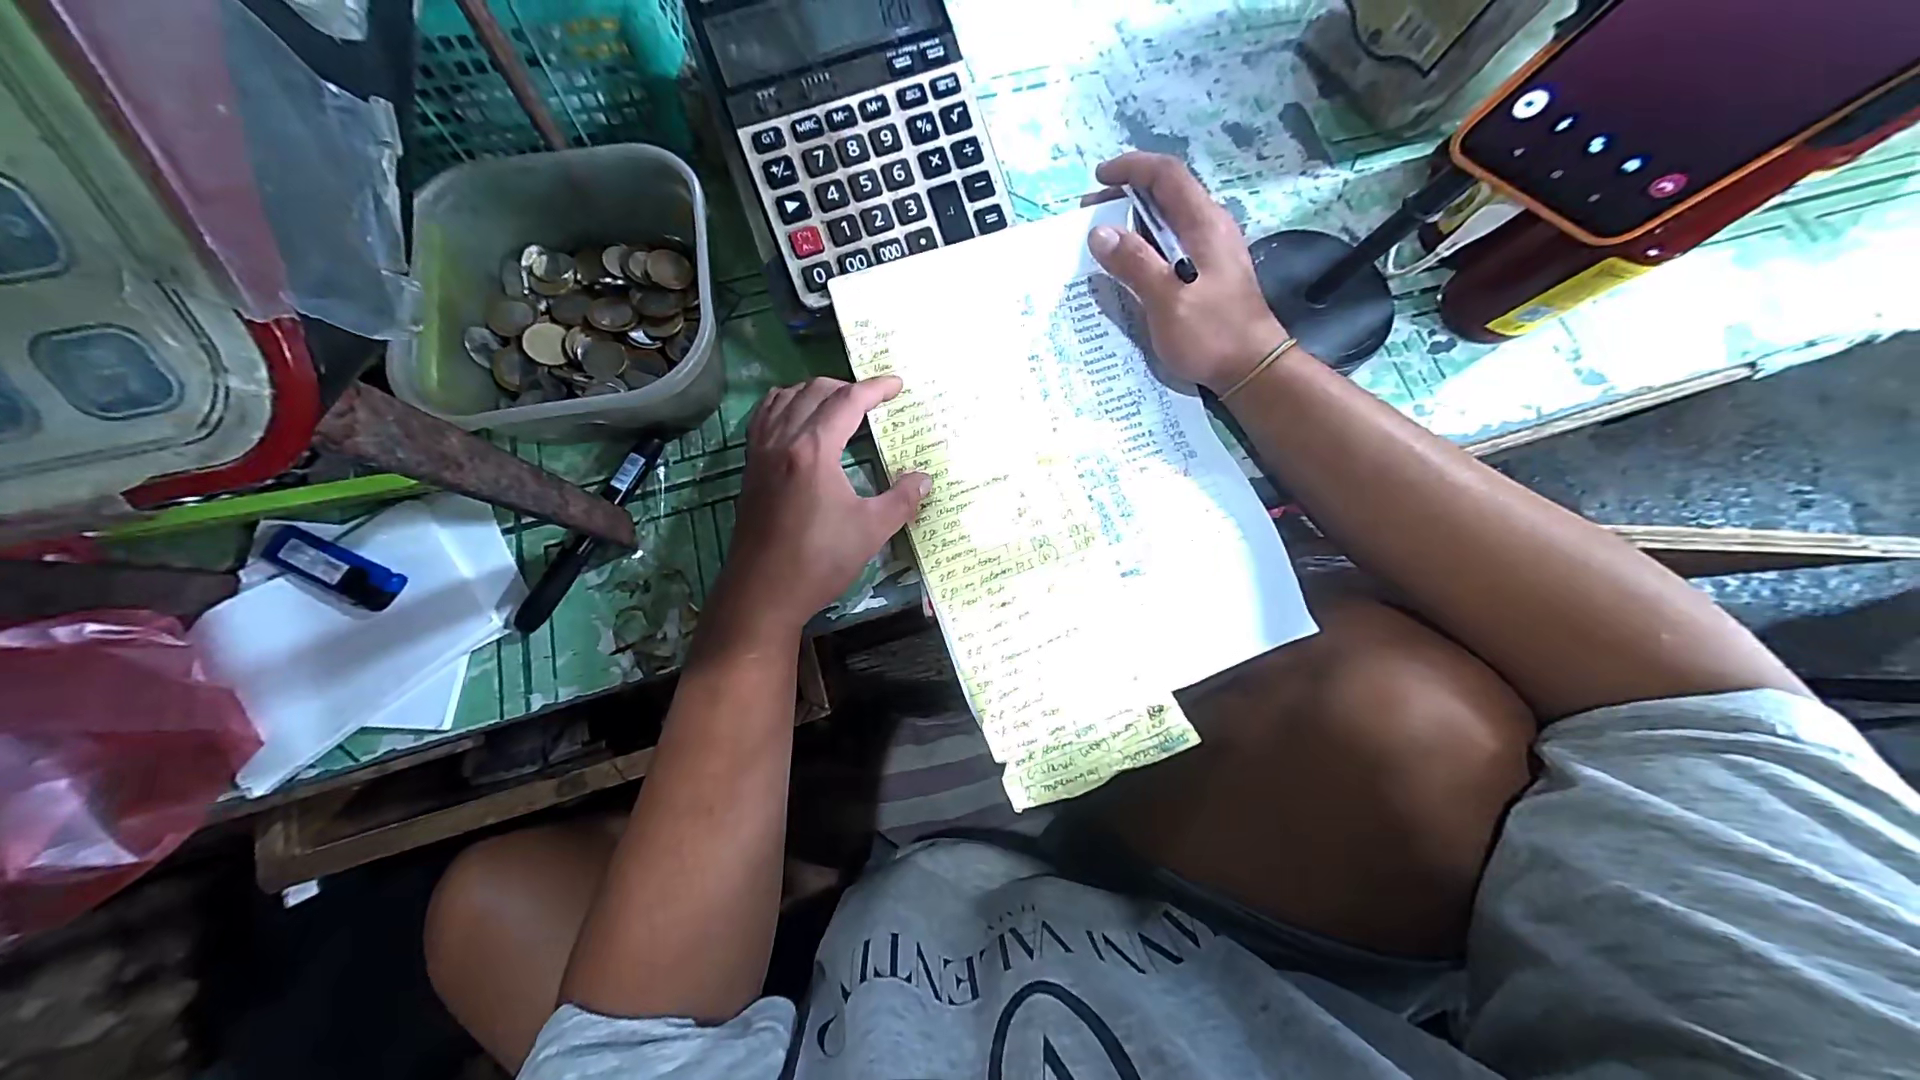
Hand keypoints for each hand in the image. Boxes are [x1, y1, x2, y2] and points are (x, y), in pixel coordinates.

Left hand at [707, 377, 930, 638]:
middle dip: (847, 387)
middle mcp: (782, 440)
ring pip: (784, 398)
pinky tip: (796, 422)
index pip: (847, 401)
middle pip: (814, 391)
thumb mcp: (872, 530)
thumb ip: (902, 499)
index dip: (875, 388)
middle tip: (872, 401)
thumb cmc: (819, 561)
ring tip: (837, 405)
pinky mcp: (750, 469)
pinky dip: (785, 406)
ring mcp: (760, 453)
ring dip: (814, 392)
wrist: (763, 592)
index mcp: (813, 450)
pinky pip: (764, 418)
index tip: (896, 385)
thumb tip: (924, 479)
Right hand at [1086, 152, 1290, 392]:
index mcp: (1203, 223)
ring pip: (1166, 222)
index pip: (1166, 175)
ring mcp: (1210, 251)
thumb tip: (1099, 233)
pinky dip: (1144, 247)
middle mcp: (1209, 228)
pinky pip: (1170, 247)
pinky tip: (1127, 268)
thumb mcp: (1166, 299)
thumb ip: (1134, 262)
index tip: (1097, 178)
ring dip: (1132, 224)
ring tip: (1101, 241)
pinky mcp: (1207, 274)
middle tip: (1090, 214)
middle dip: (1124, 197)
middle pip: (1165, 195)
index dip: (1131, 168)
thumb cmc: (1211, 332)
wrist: (1251, 368)